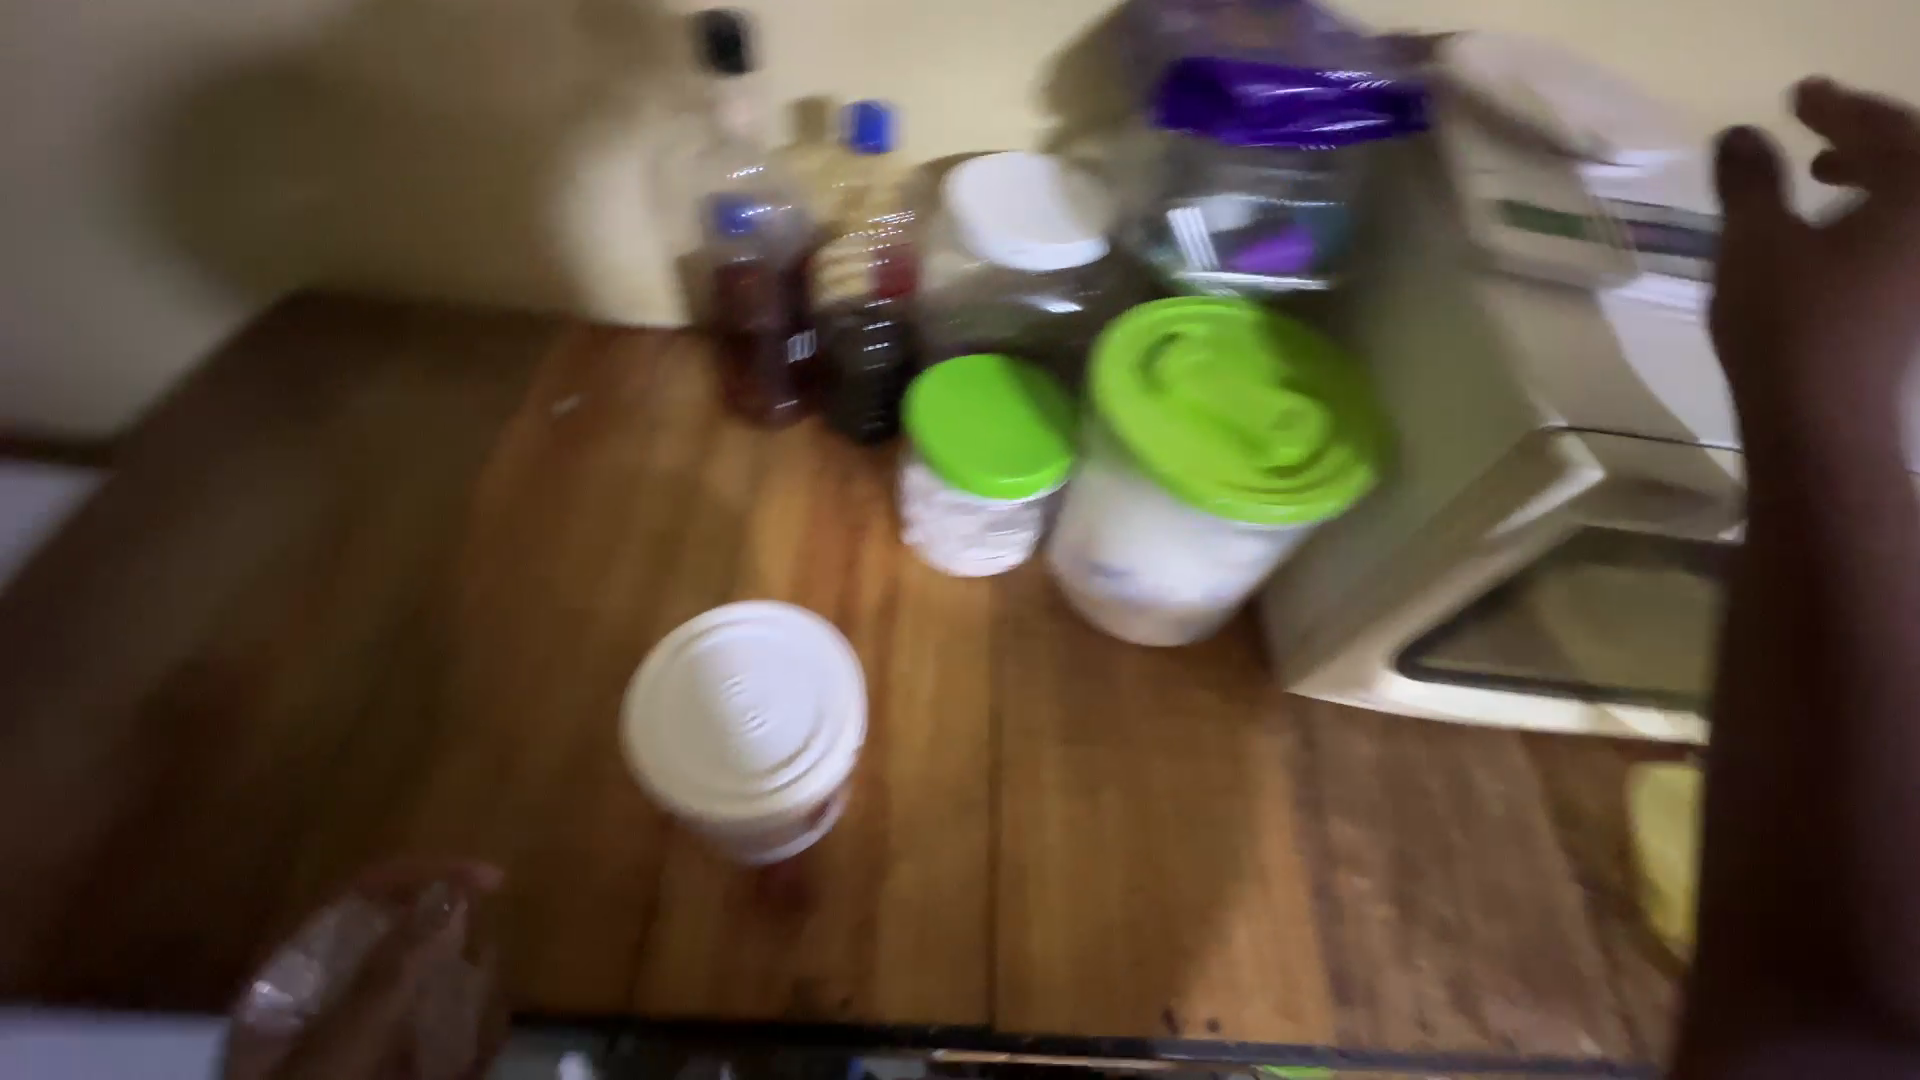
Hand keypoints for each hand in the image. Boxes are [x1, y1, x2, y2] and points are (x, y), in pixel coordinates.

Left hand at [225, 861, 504, 1079]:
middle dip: (458, 957)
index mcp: (292, 989)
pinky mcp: (406, 1064)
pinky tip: (469, 1068)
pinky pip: (455, 1029)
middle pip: (413, 937)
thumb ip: (389, 979)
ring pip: (443, 982)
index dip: (427, 878)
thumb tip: (453, 892)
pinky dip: (475, 1043)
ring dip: (471, 1005)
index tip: (491, 881)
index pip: (362, 897)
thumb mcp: (335, 1063)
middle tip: (484, 977)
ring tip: (471, 1046)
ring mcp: (370, 1038)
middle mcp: (330, 1004)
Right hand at [1711, 78, 1919, 431]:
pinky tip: (1832, 235)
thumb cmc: (1787, 320)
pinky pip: (1908, 231)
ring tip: (1822, 181)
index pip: (1885, 126)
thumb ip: (1749, 183)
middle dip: (1864, 139)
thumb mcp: (1754, 244)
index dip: (1837, 106)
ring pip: (1914, 197)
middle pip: (1916, 157)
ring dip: (1873, 178)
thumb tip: (1738, 134)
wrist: (1822, 410)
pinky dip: (1877, 215)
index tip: (1799, 93)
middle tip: (1814, 134)